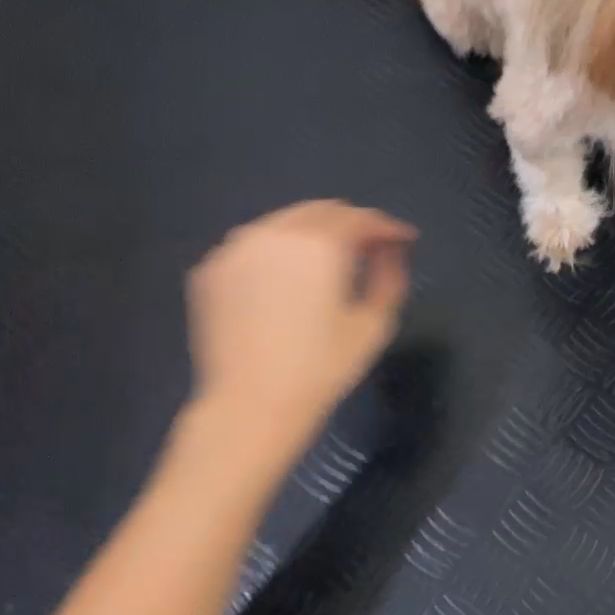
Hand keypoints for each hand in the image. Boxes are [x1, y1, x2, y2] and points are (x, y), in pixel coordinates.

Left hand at [184, 200, 415, 454]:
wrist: (252, 404)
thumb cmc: (323, 369)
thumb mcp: (374, 325)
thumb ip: (389, 276)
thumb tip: (391, 250)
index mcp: (317, 245)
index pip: (358, 218)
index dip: (386, 226)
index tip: (404, 239)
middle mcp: (271, 234)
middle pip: (318, 211)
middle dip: (349, 223)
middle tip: (371, 247)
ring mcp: (233, 249)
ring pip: (281, 224)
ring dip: (311, 234)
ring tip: (330, 262)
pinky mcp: (209, 270)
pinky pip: (252, 248)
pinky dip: (277, 254)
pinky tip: (288, 283)